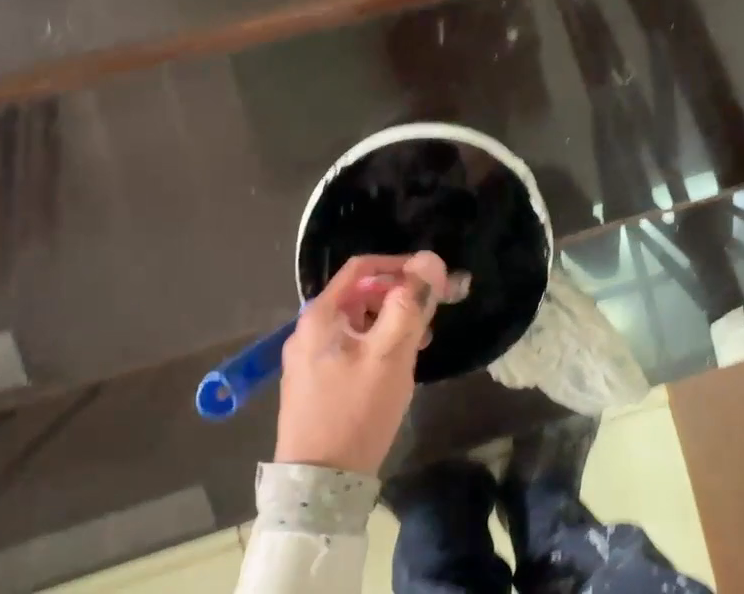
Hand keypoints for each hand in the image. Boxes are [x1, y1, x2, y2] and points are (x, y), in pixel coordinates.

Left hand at [274, 251, 449, 475]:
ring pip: (358, 323)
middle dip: (400, 298)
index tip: (434, 280)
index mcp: (321, 315)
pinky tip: (396, 368)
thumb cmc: (357, 410)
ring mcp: (308, 359)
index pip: (364, 268)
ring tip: (420, 344)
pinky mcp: (314, 383)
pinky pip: (351, 347)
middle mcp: (308, 330)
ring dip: (391, 324)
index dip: (402, 266)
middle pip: (361, 295)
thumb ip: (410, 303)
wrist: (319, 484)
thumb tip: (429, 260)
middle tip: (432, 317)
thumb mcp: (390, 353)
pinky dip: (377, 346)